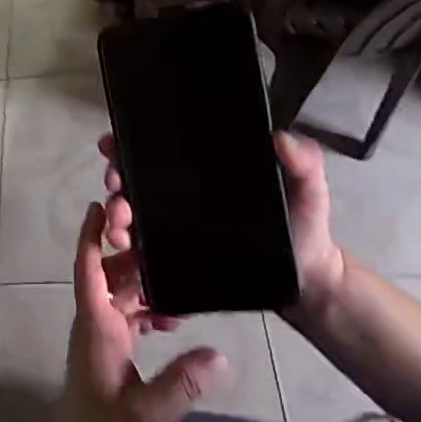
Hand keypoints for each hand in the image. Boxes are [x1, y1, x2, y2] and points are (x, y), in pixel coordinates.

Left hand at [43, 201, 226, 421]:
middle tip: (161, 229)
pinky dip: (149, 306)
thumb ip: (182, 384)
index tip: (99, 206)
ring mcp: (102, 333)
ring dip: (144, 279)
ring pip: (121, 292)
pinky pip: (129, 312)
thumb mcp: (148, 413)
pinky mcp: (110, 346)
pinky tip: (177, 316)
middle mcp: (96, 321)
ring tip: (178, 267)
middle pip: (110, 274)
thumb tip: (219, 355)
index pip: (88, 270)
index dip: (91, 236)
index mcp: (96, 324)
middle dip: (130, 250)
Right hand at [98, 132, 346, 315]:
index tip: (112, 143)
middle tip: (116, 186)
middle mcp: (183, 193)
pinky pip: (141, 245)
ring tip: (120, 225)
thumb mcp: (308, 192)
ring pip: (131, 211)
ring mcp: (175, 224)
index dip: (129, 143)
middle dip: (115, 178)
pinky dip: (125, 241)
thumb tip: (281, 138)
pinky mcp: (174, 255)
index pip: (159, 150)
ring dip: (115, 213)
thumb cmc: (303, 230)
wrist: (305, 283)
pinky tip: (124, 244)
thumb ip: (305, 165)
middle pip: (136, 178)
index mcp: (205, 170)